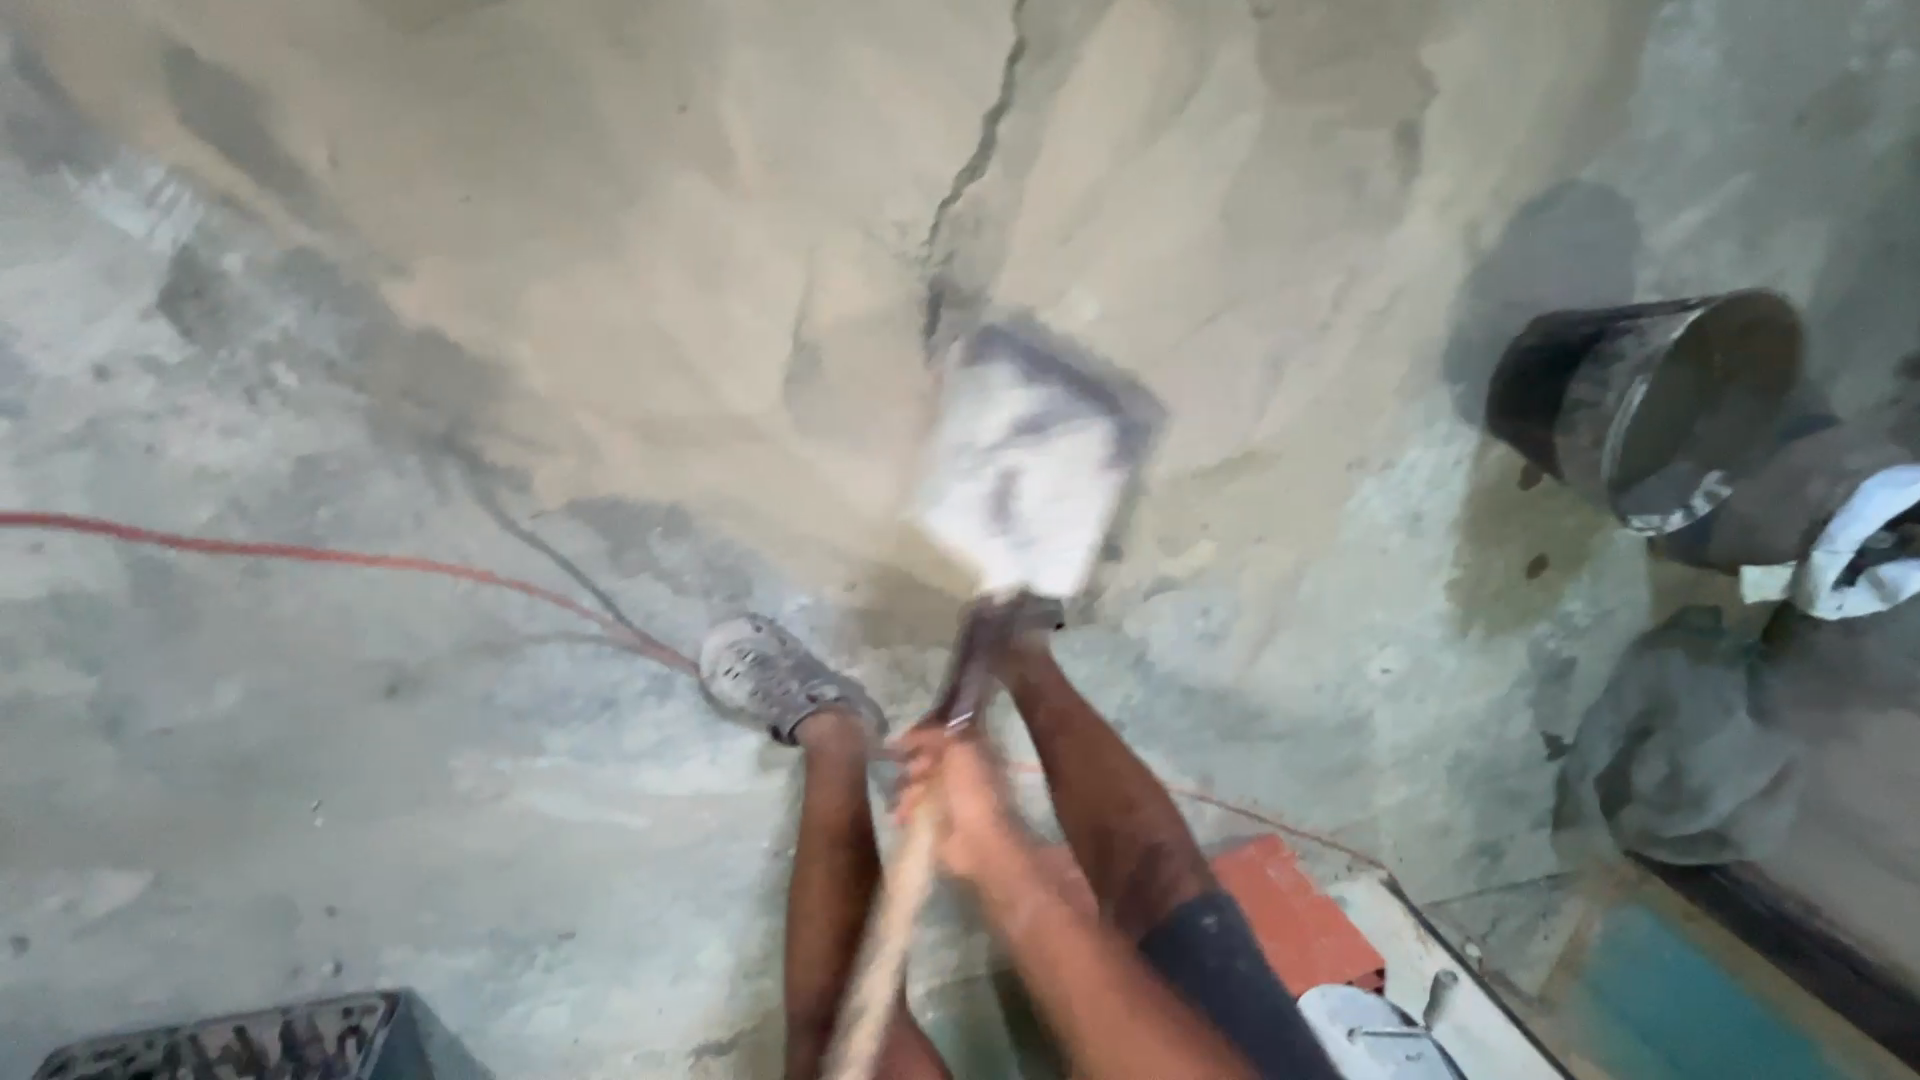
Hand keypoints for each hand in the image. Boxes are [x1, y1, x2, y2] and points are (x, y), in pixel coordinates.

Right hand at [891, 724, 1030, 882]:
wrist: (978, 839)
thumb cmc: (971, 789)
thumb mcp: (959, 750)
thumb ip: (938, 736)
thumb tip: (915, 732)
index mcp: (972, 754)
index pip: (942, 739)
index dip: (920, 738)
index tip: (896, 741)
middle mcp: (962, 774)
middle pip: (929, 763)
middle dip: (913, 766)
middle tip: (903, 771)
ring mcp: (950, 800)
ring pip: (920, 786)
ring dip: (907, 790)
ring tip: (901, 799)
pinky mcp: (938, 823)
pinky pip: (916, 810)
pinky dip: (905, 811)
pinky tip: (899, 816)